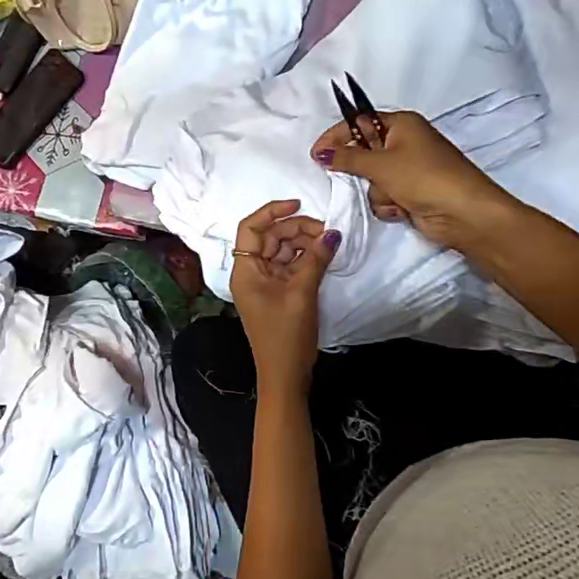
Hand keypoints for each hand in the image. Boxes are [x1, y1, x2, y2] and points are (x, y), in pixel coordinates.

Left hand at [228, 200, 339, 389]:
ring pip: (281, 250)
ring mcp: (264, 283)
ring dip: (302, 243)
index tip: (299, 204)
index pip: (251, 228)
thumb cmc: (286, 335)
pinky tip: (323, 255)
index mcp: (245, 271)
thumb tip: (333, 232)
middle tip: (326, 232)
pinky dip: (304, 259)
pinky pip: (288, 266)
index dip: (272, 211)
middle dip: (295, 229)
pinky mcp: (277, 293)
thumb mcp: (302, 293)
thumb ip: (315, 259)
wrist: (285, 374)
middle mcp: (250, 273)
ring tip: (328, 244)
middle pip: (269, 237)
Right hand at [309, 111, 514, 251]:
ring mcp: (406, 170)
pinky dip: (388, 204)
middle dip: (362, 171)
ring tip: (395, 197)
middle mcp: (403, 143)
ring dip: (378, 192)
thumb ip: (347, 159)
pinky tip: (402, 209)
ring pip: (370, 180)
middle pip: (363, 153)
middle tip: (362, 178)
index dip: (336, 137)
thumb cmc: (424, 177)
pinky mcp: (408, 193)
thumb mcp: (381, 164)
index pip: (359, 123)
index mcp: (401, 124)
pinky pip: (383, 196)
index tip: (315, 154)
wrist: (462, 212)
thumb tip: (321, 153)